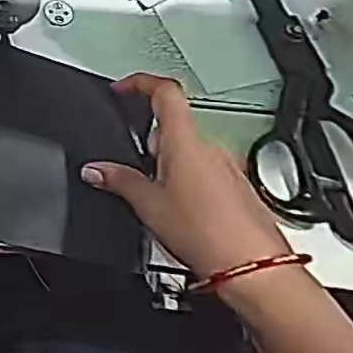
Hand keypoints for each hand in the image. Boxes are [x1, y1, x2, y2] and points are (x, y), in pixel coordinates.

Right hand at [82, 73, 292, 278]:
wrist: (255, 270)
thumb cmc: (209, 235)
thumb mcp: (147, 204)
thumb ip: (118, 179)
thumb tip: (96, 170)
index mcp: (186, 142)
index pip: (165, 92)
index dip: (140, 82)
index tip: (122, 88)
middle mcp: (211, 148)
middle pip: (171, 127)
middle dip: (146, 144)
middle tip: (130, 170)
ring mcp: (227, 167)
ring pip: (187, 151)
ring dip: (165, 166)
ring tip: (155, 198)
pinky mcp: (237, 188)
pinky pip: (204, 171)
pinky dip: (185, 181)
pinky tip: (179, 211)